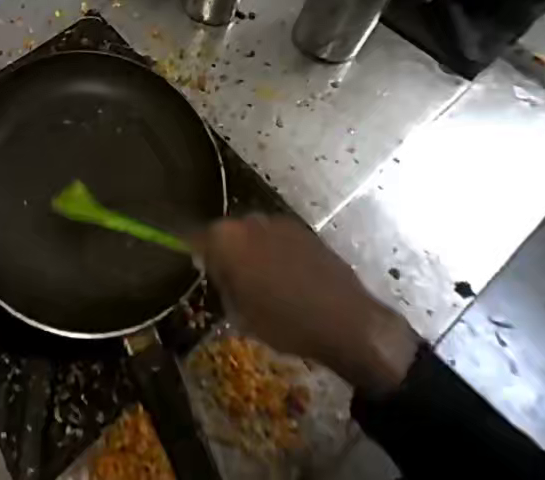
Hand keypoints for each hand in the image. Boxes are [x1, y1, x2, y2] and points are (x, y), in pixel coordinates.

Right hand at [194, 213, 418, 394]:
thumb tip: (218, 271)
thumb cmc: (286, 323)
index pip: (195, 238)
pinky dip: (276, 252)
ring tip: (266, 280)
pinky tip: (289, 277)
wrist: (349, 323)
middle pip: (226, 232)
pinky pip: (277, 238)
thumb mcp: (241, 314)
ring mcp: (277, 222)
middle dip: (227, 251)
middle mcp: (248, 221)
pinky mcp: (303, 229)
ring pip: (253, 234)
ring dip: (253, 250)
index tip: (203, 271)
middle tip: (235, 280)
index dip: (197, 255)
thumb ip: (223, 284)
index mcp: (225, 238)